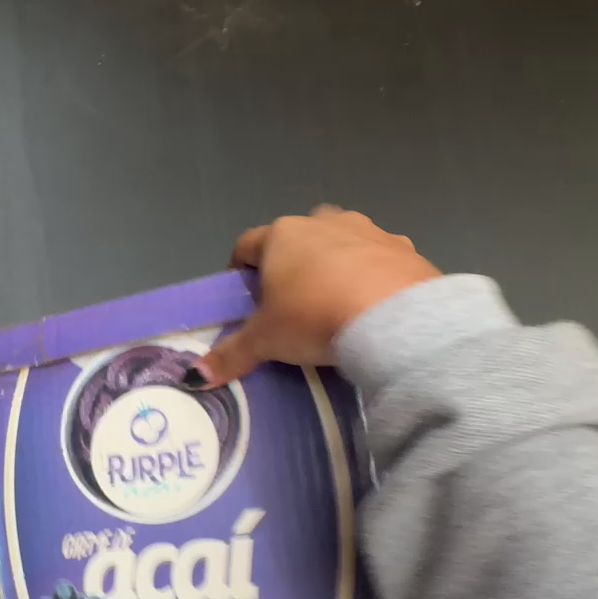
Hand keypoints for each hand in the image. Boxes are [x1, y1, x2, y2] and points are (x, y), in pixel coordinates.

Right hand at [191, 206, 439, 386]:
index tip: (242, 298)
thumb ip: (230, 354)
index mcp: (281, 235)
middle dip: (289, 266)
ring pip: (339, 244)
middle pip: (295, 240)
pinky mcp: (405, 248)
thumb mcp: (265, 341)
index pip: (246, 245)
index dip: (239, 271)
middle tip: (288, 305)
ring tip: (331, 306)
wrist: (395, 319)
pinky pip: (377, 260)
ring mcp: (368, 231)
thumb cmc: (314, 317)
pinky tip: (369, 308)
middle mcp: (323, 222)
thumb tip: (192, 376)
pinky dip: (369, 277)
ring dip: (331, 267)